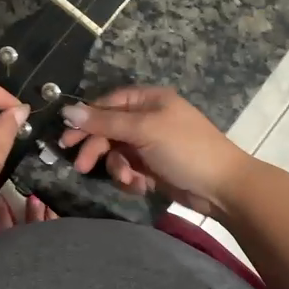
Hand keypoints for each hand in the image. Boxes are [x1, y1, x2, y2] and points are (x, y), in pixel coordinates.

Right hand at [56, 86, 250, 215]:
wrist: (223, 188)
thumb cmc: (185, 149)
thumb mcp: (144, 130)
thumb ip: (105, 122)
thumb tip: (67, 110)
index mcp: (148, 100)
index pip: (106, 104)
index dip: (85, 120)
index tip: (66, 138)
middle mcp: (148, 118)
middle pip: (108, 129)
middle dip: (97, 148)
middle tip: (80, 166)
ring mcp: (151, 144)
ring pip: (116, 153)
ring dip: (117, 168)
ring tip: (127, 180)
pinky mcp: (154, 168)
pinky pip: (129, 170)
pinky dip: (131, 179)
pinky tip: (141, 186)